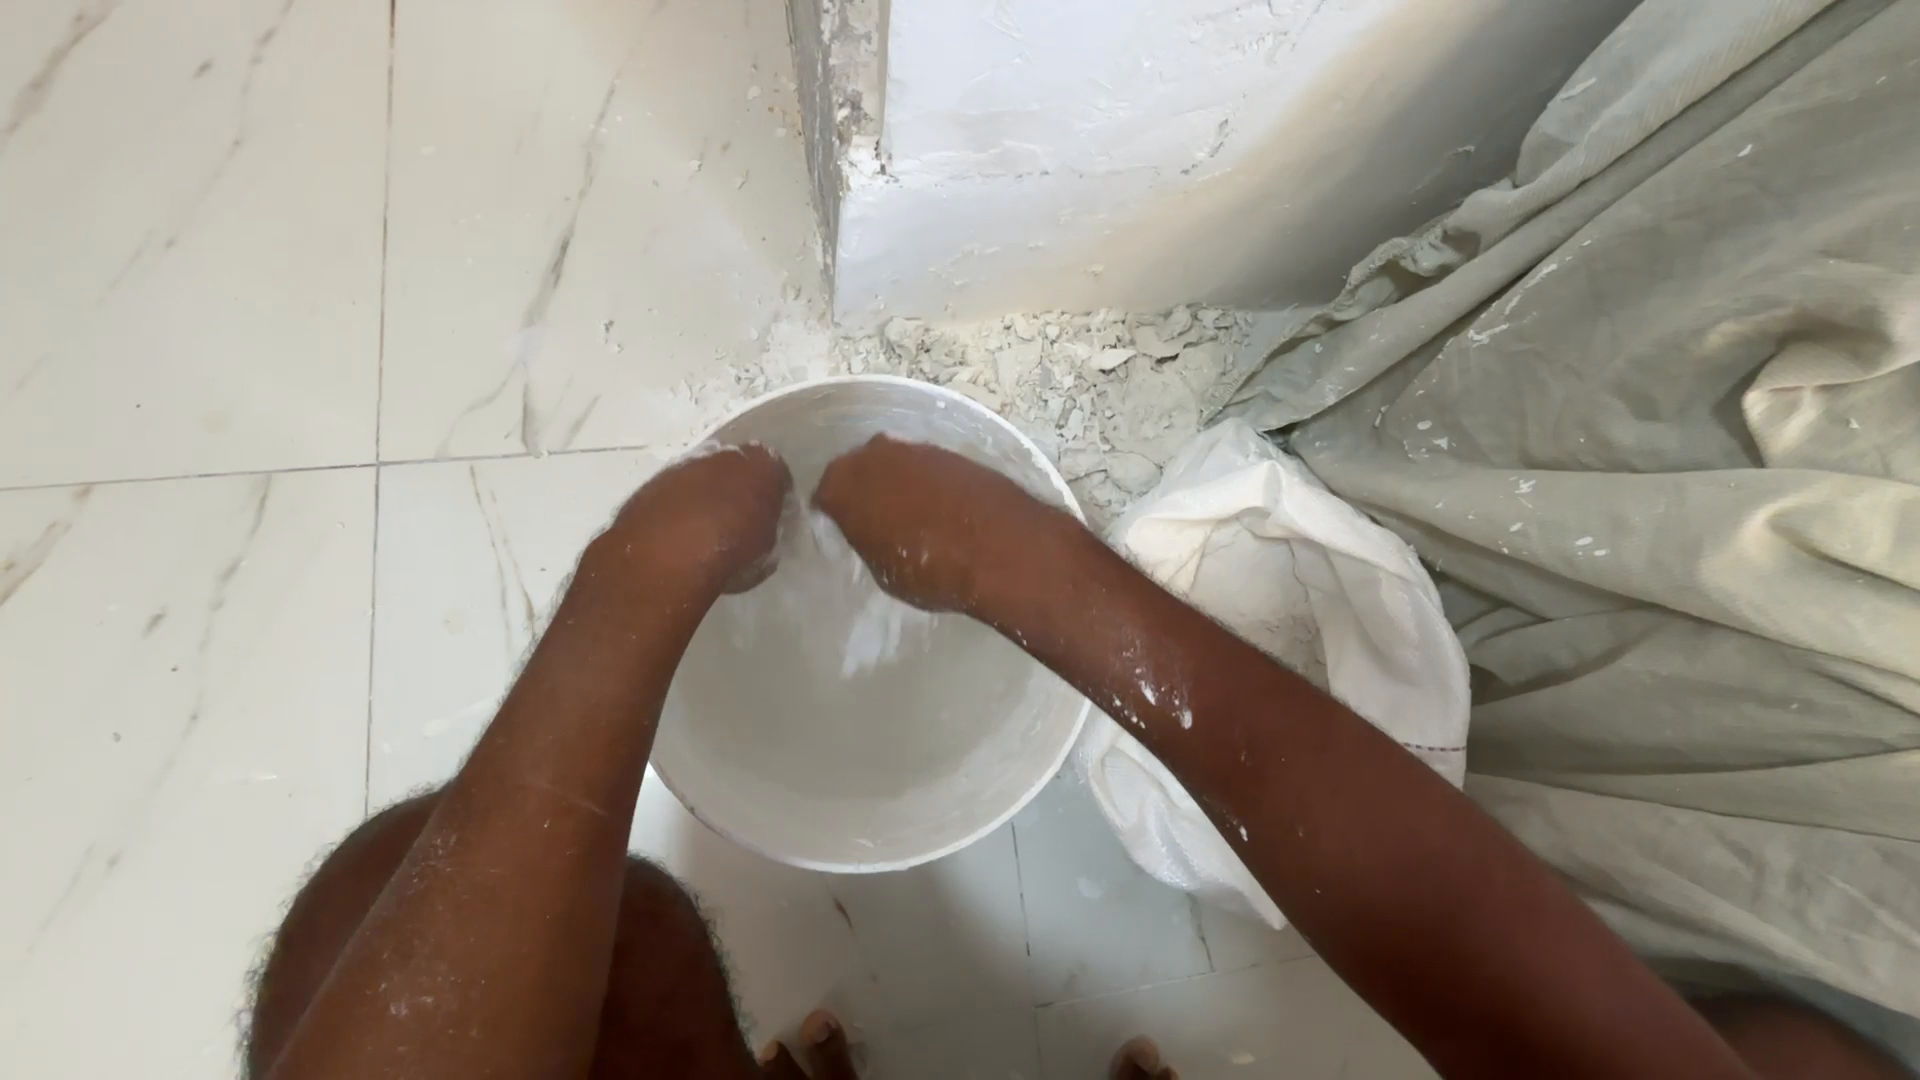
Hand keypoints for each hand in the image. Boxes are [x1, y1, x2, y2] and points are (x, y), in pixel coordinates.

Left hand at [606, 442, 792, 595]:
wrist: (668, 557)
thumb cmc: (732, 553)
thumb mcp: (769, 549)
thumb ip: (769, 529)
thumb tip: (763, 529)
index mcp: (761, 466)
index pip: (776, 472)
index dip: (775, 494)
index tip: (772, 514)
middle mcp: (723, 456)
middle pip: (736, 467)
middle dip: (738, 488)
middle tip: (739, 518)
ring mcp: (683, 466)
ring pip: (701, 477)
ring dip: (705, 496)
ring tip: (705, 528)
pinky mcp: (652, 483)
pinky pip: (674, 493)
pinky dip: (679, 507)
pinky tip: (678, 533)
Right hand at [813, 435, 1060, 611]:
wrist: (999, 546)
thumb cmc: (930, 569)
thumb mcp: (883, 571)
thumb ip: (869, 541)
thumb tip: (874, 532)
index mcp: (842, 485)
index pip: (825, 497)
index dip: (836, 517)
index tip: (847, 534)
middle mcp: (873, 454)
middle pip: (859, 472)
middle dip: (866, 492)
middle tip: (879, 522)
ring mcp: (915, 447)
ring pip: (895, 465)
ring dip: (899, 485)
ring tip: (915, 517)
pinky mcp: (951, 450)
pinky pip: (927, 468)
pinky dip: (930, 484)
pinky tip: (943, 508)